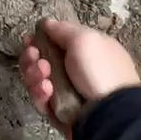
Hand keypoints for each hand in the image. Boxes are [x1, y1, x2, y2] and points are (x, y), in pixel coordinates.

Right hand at [17, 18, 140, 139]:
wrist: (110, 115)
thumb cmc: (99, 71)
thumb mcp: (84, 39)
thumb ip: (63, 30)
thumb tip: (47, 23)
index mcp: (85, 51)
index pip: (56, 41)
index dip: (40, 39)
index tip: (30, 40)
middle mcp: (73, 70)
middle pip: (40, 59)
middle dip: (33, 56)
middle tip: (35, 57)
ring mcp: (64, 91)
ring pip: (36, 78)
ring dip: (34, 74)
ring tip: (44, 77)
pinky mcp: (57, 111)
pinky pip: (40, 99)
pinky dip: (40, 93)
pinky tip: (47, 91)